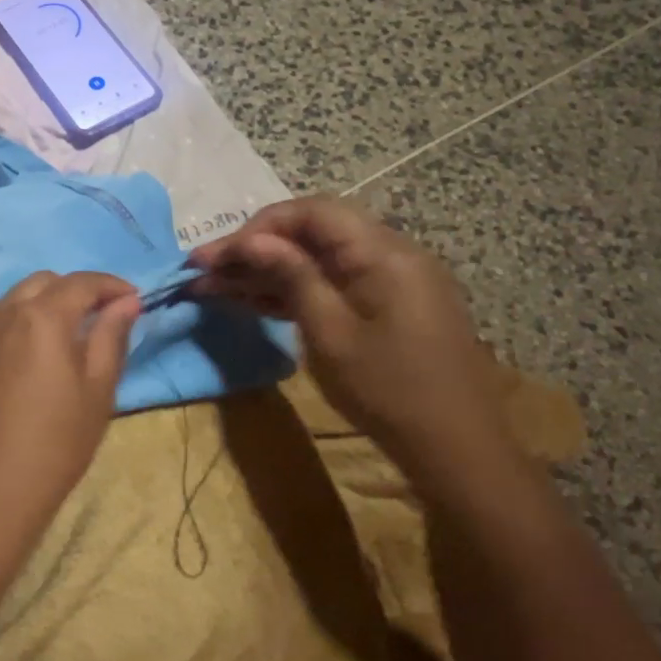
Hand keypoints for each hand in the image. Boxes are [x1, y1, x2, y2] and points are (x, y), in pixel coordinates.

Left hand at [0, 272, 140, 524]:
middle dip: (76, 291)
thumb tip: (125, 302)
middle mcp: (2, 312)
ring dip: (46, 306)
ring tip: (72, 339)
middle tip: (104, 320)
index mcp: (40, 315)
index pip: (82, 281)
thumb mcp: (97, 392)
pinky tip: (36, 358)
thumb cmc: (53, 445)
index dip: (112, 286)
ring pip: (16, 300)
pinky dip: (22, 324)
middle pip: (44, 283)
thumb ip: (111, 338)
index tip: (135, 300)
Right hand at [189, 197, 505, 467]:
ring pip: (317, 259)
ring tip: (214, 288)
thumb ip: (291, 277)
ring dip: (267, 270)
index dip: (258, 226)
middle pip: (312, 232)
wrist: (456, 448)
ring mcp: (390, 281)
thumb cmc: (389, 389)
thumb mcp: (329, 332)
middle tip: (204, 272)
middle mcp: (391, 255)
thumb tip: (251, 240)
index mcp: (383, 254)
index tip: (218, 257)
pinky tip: (251, 302)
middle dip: (255, 248)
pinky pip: (332, 282)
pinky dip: (293, 289)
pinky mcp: (387, 306)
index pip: (311, 212)